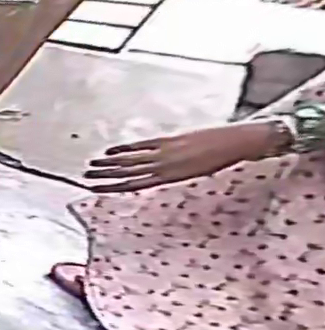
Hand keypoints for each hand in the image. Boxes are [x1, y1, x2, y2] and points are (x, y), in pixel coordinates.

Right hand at [84, 121, 285, 191]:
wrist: (243, 142)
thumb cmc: (221, 160)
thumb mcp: (194, 173)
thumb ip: (168, 174)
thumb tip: (146, 175)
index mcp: (170, 177)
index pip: (131, 185)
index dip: (109, 187)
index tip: (92, 188)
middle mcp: (163, 166)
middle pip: (125, 172)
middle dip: (103, 174)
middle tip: (85, 175)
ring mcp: (164, 152)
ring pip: (128, 159)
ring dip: (108, 161)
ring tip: (92, 162)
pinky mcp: (167, 140)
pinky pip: (140, 145)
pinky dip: (123, 148)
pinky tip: (111, 150)